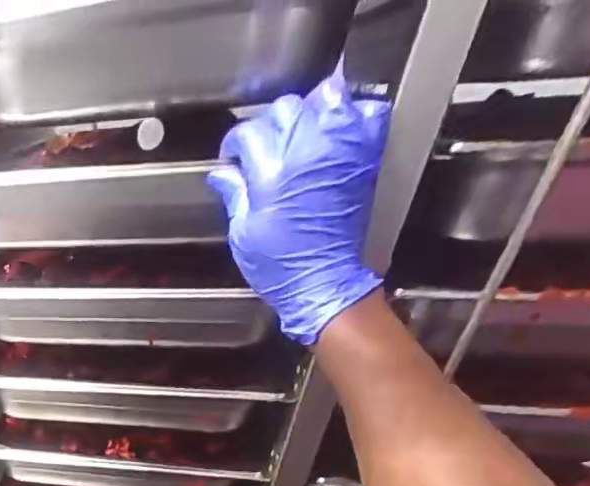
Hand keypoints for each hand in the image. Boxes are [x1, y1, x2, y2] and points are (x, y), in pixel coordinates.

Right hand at [207, 73, 390, 344]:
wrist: (323, 284)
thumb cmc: (281, 267)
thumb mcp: (243, 235)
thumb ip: (234, 194)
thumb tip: (221, 172)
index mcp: (271, 172)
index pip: (248, 132)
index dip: (235, 144)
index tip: (233, 158)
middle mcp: (307, 152)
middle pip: (284, 108)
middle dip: (269, 125)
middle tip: (263, 148)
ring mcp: (340, 150)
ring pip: (325, 97)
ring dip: (310, 110)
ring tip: (299, 133)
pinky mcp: (363, 157)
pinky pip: (368, 112)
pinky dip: (354, 113)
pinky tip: (337, 130)